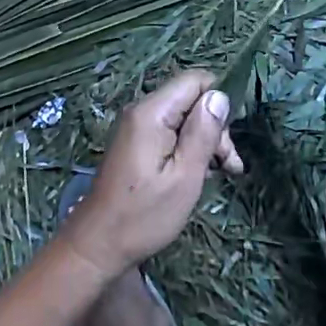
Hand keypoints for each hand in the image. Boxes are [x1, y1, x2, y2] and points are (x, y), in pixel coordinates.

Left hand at [60, 70, 240, 277]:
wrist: (97, 246)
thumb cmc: (143, 216)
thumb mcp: (184, 177)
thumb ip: (203, 133)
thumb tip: (220, 96)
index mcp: (151, 113)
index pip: (195, 80)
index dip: (219, 101)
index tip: (229, 138)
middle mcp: (141, 111)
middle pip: (191, 99)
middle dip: (214, 126)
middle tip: (229, 165)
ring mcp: (136, 126)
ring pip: (183, 116)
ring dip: (205, 140)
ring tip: (222, 173)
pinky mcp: (136, 142)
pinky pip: (170, 131)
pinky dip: (188, 148)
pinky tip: (199, 173)